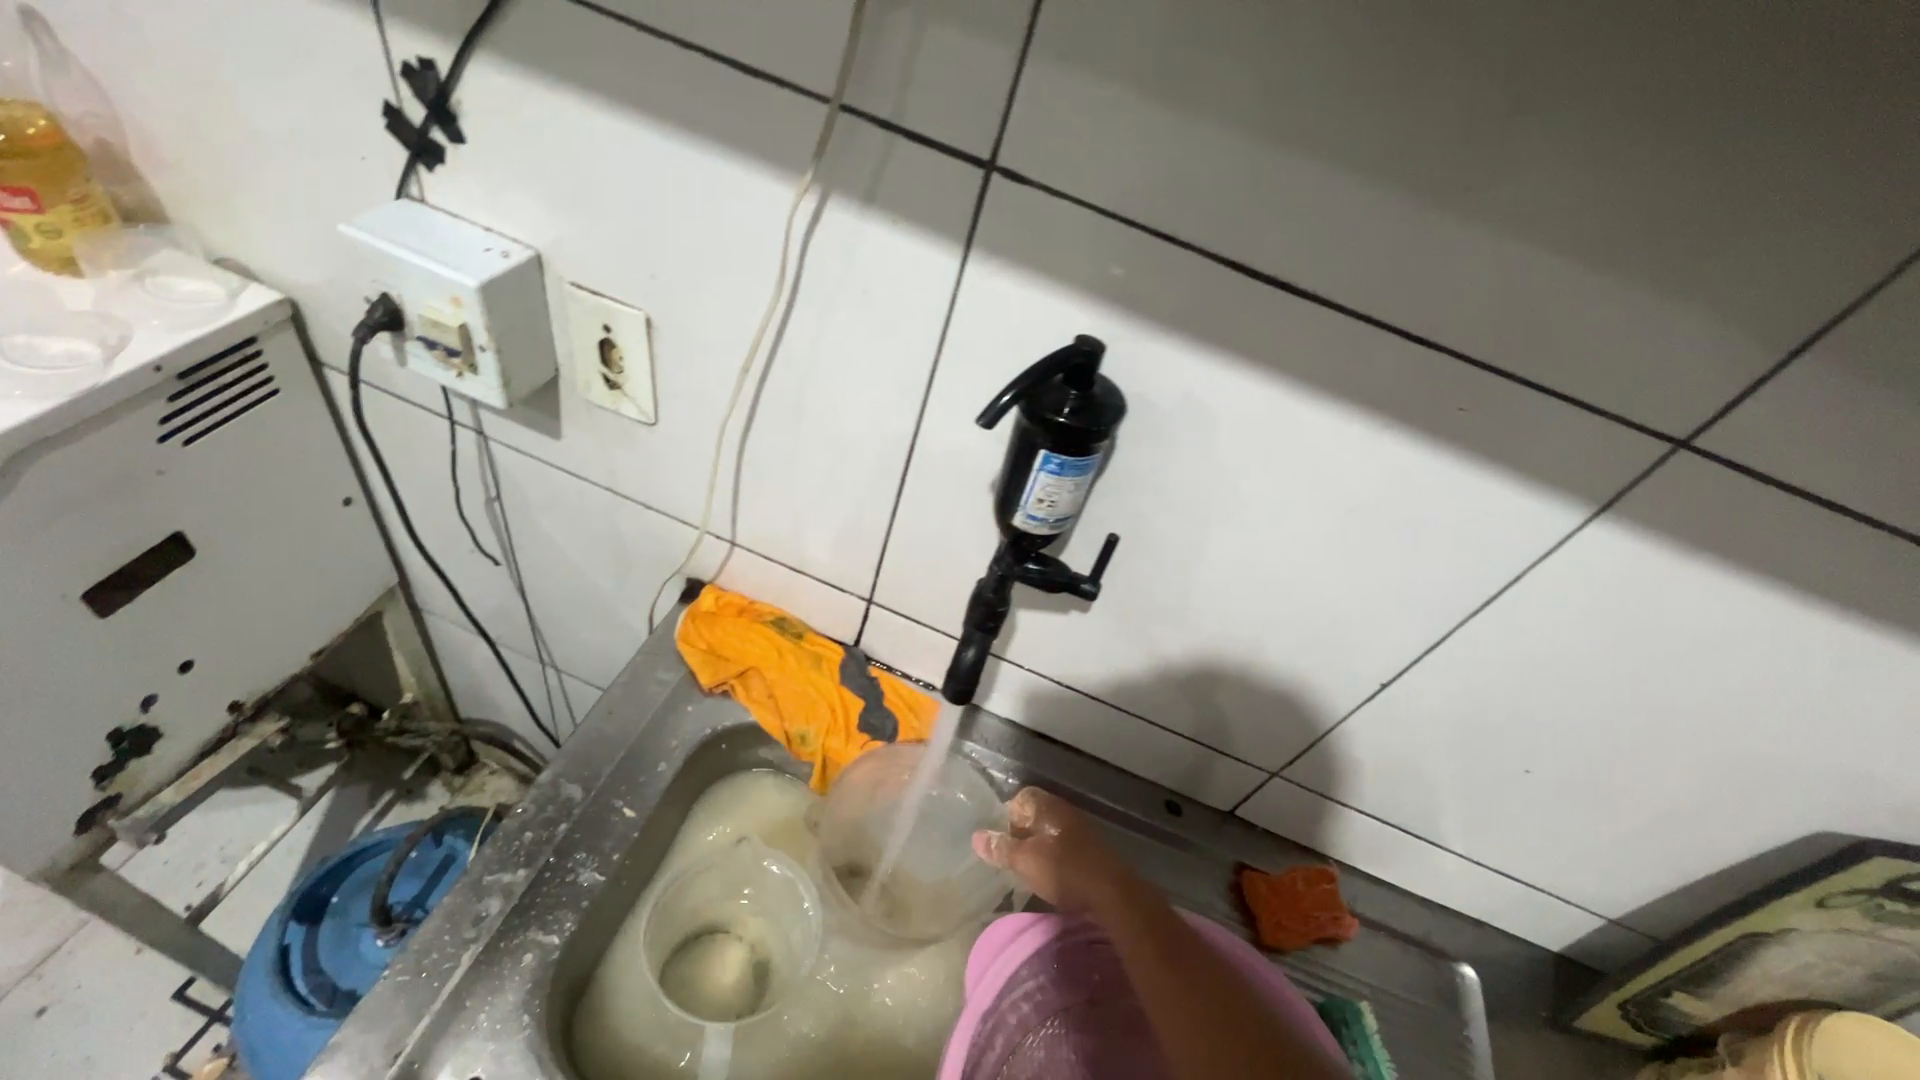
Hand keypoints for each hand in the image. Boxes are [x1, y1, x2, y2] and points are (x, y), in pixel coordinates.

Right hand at [972, 787, 1140, 914]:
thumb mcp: (1025, 861)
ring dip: (1036, 848)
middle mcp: (1066, 813)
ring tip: (1023, 869)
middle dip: (1020, 833)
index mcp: (1049, 808)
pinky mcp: (1090, 853)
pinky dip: (1052, 859)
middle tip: (1007, 855)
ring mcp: (1081, 833)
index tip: (998, 836)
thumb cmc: (1065, 871)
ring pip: (1050, 833)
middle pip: (1036, 815)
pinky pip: (1063, 849)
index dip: (1007, 813)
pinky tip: (1047, 877)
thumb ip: (1001, 848)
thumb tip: (976, 837)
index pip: (1023, 796)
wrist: (1112, 895)